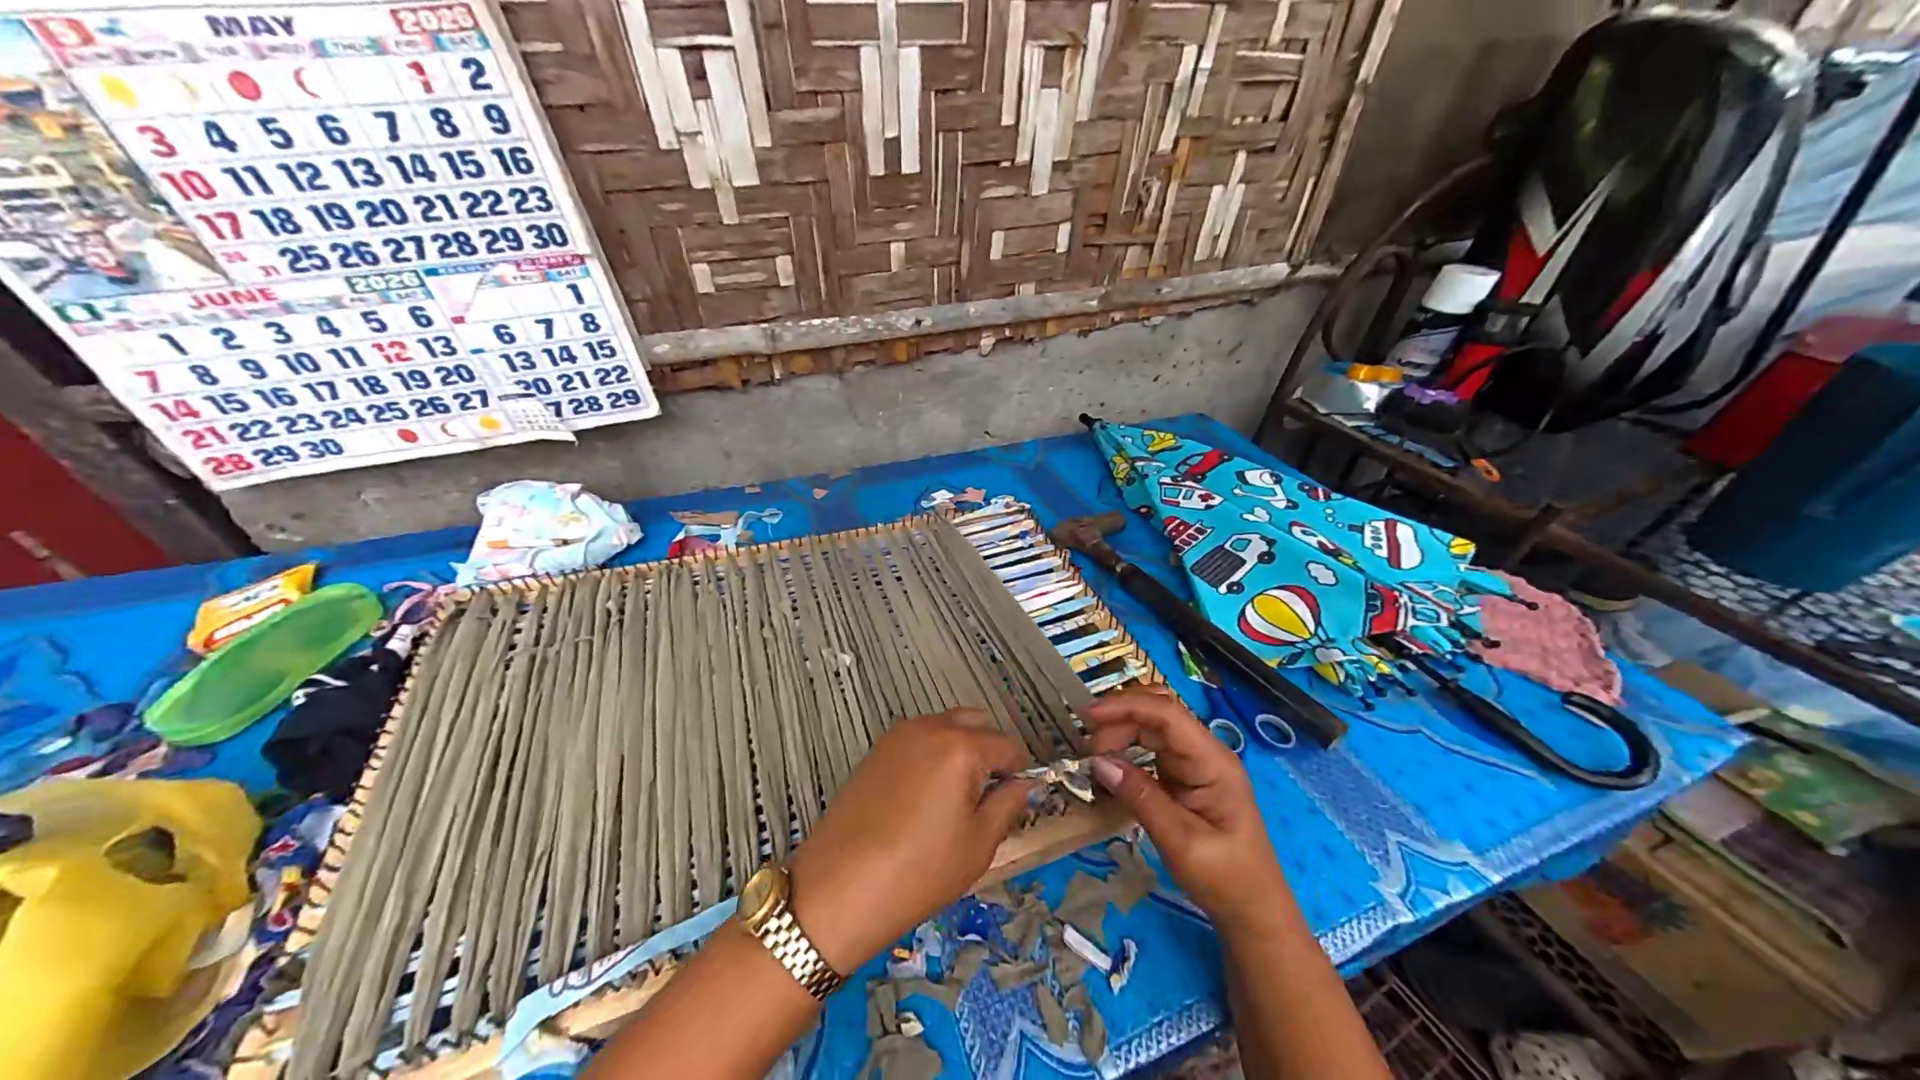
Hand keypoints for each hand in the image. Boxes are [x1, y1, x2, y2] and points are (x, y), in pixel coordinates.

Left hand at [786, 710, 1035, 972]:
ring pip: (945, 728)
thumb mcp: (979, 844)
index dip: (1019, 772)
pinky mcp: (876, 750)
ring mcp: (898, 736)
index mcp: (961, 746)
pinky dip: (932, 755)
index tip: (1015, 799)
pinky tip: (923, 799)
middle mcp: (930, 728)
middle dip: (989, 752)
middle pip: (976, 724)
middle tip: (986, 797)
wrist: (840, 887)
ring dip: (960, 750)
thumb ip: (1008, 804)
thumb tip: (1022, 785)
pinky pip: (918, 740)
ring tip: (953, 800)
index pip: (1008, 745)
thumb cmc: (919, 870)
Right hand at [1085, 688, 1290, 927]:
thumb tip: (1099, 762)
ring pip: (1152, 728)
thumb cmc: (1226, 878)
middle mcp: (1204, 753)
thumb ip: (1142, 798)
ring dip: (1120, 732)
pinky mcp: (1184, 777)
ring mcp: (1195, 764)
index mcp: (1213, 762)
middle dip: (1119, 720)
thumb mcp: (1181, 842)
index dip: (1127, 706)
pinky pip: (1151, 749)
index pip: (1167, 714)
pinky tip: (1109, 765)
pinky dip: (1126, 749)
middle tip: (1088, 751)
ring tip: (1094, 757)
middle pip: (1158, 715)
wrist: (1253, 910)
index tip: (1089, 716)